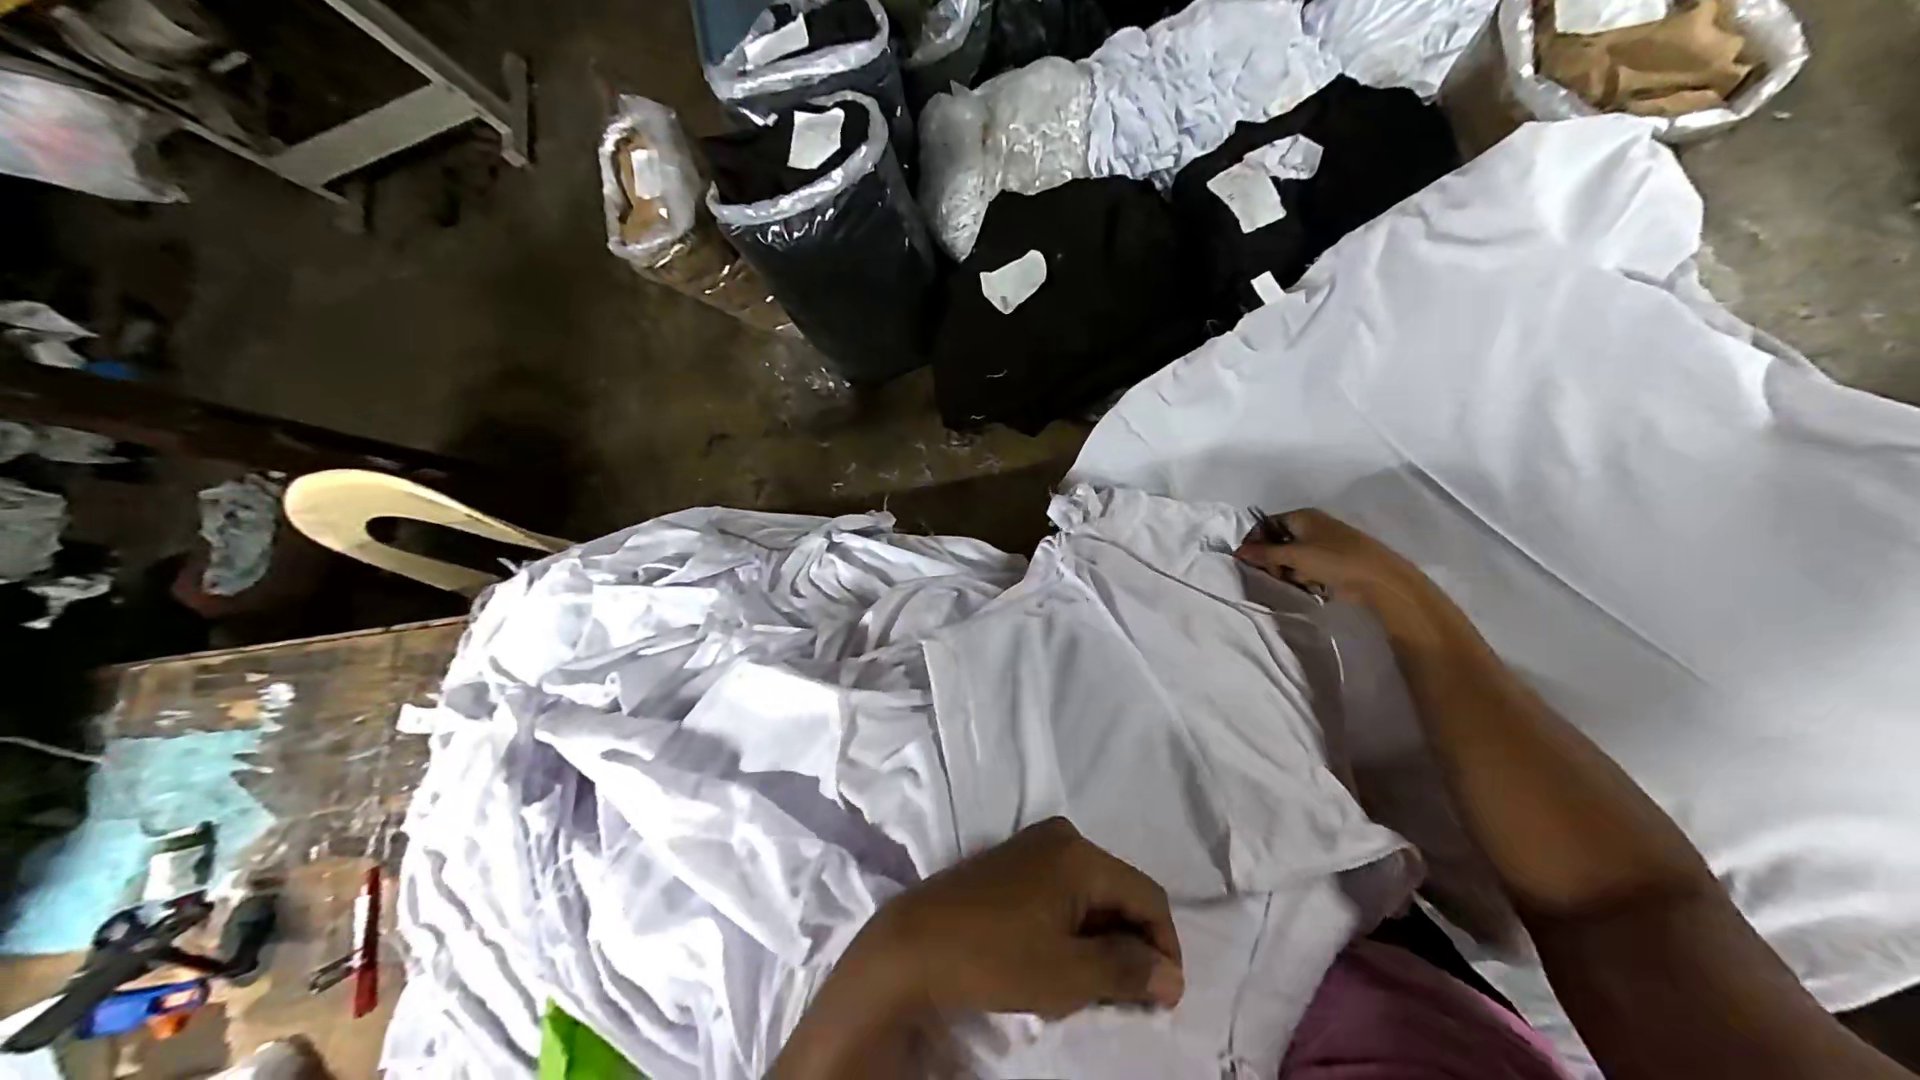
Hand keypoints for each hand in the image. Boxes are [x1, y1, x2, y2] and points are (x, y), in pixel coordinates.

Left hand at [773, 820, 1182, 1078]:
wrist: (912, 945)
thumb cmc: (994, 956)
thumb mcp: (1068, 973)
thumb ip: (1127, 971)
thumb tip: (1172, 975)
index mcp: (1079, 853)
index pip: (1148, 897)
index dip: (1164, 948)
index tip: (1161, 999)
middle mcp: (1061, 837)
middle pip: (1119, 892)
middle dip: (1130, 945)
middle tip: (1125, 999)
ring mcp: (1033, 846)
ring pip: (1091, 895)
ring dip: (1101, 940)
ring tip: (1091, 987)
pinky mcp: (1012, 862)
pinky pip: (1063, 892)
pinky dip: (1074, 927)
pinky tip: (1060, 961)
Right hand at [1235, 509, 1450, 628]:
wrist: (1380, 579)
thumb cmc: (1334, 560)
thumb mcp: (1294, 555)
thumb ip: (1264, 553)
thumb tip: (1238, 551)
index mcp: (1301, 516)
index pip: (1266, 524)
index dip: (1256, 542)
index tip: (1252, 562)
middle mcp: (1311, 526)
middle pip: (1277, 542)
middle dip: (1273, 560)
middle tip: (1276, 575)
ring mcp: (1323, 544)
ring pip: (1291, 558)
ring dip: (1289, 571)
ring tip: (1299, 582)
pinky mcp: (1332, 562)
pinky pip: (1306, 568)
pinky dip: (1304, 577)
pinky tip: (1311, 586)